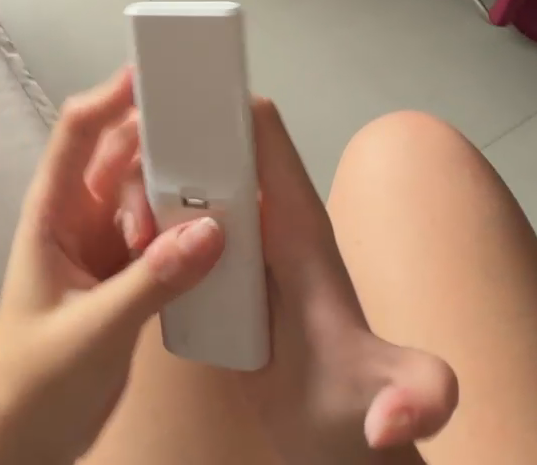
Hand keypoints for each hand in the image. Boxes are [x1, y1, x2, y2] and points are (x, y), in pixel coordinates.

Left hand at [0, 68, 226, 464]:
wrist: (22, 443)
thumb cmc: (32, 383)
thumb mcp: (95, 331)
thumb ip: (153, 281)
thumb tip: (210, 231)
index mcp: (50, 215)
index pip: (75, 135)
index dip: (107, 97)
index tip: (147, 75)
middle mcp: (74, 219)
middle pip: (116, 156)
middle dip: (156, 142)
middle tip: (202, 129)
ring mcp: (99, 246)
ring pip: (140, 194)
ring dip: (171, 192)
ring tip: (207, 196)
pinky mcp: (121, 274)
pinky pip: (156, 233)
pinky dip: (180, 228)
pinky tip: (207, 234)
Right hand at [89, 93, 458, 462]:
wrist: (323, 431)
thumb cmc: (351, 403)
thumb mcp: (385, 401)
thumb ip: (410, 399)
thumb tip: (393, 420)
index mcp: (297, 217)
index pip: (261, 128)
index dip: (217, 105)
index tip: (167, 115)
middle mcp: (264, 213)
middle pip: (204, 143)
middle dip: (160, 150)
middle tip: (131, 202)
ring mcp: (233, 235)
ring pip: (176, 176)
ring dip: (142, 188)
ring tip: (130, 237)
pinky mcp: (208, 258)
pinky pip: (166, 214)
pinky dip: (139, 215)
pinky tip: (125, 247)